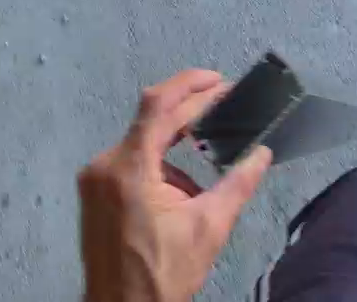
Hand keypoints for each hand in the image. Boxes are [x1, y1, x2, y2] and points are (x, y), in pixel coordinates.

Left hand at [79, 69, 274, 301]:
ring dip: (174, 139)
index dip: (192, 87)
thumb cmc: (163, 275)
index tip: (221, 81)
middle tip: (221, 98)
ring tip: (205, 153)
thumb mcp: (208, 228)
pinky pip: (131, 158)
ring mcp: (94, 178)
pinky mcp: (93, 191)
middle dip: (188, 106)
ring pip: (142, 138)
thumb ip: (237, 183)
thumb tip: (263, 153)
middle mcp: (105, 164)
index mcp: (130, 168)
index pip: (161, 106)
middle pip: (150, 116)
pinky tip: (180, 187)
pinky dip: (158, 161)